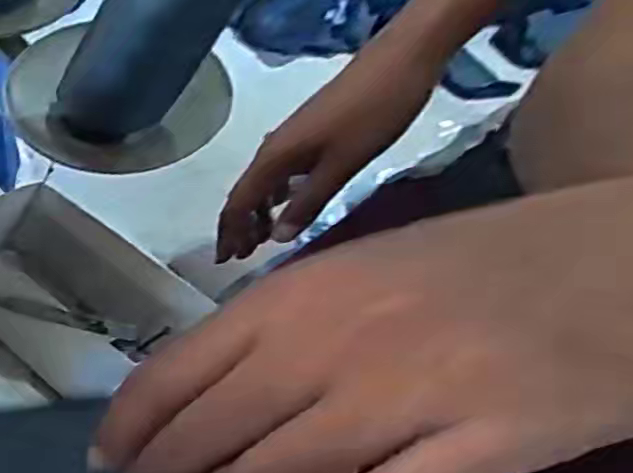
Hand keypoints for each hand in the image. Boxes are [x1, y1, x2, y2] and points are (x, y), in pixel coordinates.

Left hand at [96, 170, 632, 472]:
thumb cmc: (479, 265)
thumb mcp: (342, 278)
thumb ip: (256, 339)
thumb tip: (175, 406)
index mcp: (292, 297)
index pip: (163, 381)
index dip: (120, 431)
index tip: (103, 460)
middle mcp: (337, 342)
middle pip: (201, 435)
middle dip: (157, 472)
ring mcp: (415, 393)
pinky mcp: (493, 443)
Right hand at [216, 41, 440, 260]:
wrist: (406, 52)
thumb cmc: (373, 111)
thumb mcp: (342, 164)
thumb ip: (307, 203)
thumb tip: (277, 239)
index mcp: (271, 162)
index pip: (236, 207)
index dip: (229, 236)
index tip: (226, 260)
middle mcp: (269, 153)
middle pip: (242, 197)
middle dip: (240, 228)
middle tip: (244, 254)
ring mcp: (286, 141)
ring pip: (259, 186)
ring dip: (258, 213)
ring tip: (267, 234)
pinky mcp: (304, 133)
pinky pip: (276, 174)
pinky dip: (274, 196)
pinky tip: (287, 202)